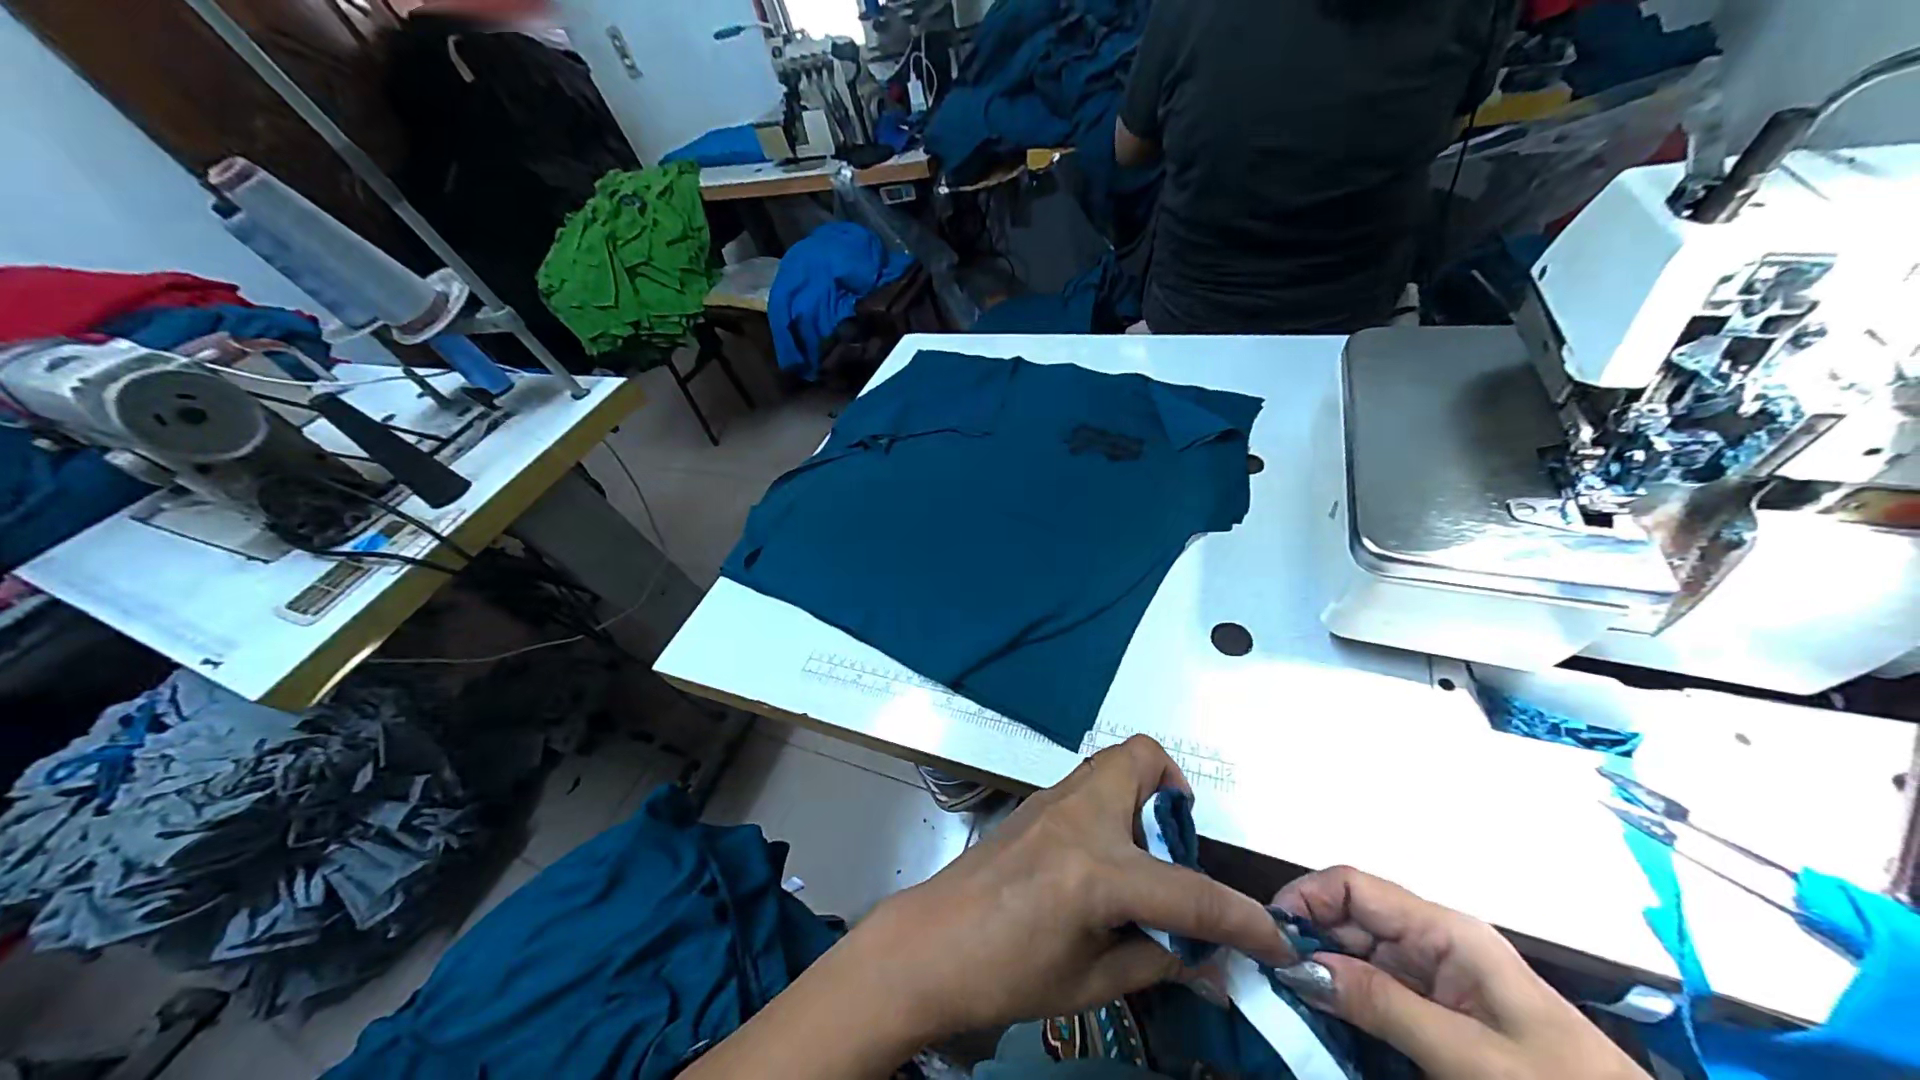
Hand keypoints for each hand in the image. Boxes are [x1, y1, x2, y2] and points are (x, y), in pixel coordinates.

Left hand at [684, 737, 1291, 1079]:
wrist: (925, 948)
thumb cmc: (1003, 974)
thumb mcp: (1090, 981)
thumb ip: (1155, 959)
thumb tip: (1208, 961)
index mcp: (1096, 870)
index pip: (1191, 892)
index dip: (1244, 922)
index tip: (1275, 941)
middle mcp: (1077, 818)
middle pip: (1142, 759)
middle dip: (1177, 796)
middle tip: (1178, 851)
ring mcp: (1050, 802)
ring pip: (1113, 762)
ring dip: (1142, 796)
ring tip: (1143, 856)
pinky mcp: (1032, 805)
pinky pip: (1088, 784)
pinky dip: (1112, 806)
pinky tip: (1102, 860)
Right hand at [1274, 866, 1648, 1079]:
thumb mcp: (1470, 1057)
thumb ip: (1383, 1005)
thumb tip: (1297, 965)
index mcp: (1445, 932)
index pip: (1352, 886)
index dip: (1303, 899)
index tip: (1265, 939)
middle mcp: (1434, 942)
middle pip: (1347, 919)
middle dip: (1304, 942)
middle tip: (1265, 984)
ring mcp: (1436, 978)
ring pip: (1355, 957)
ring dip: (1320, 976)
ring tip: (1285, 1009)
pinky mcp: (1439, 1011)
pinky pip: (1376, 992)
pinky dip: (1345, 1004)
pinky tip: (1324, 1027)